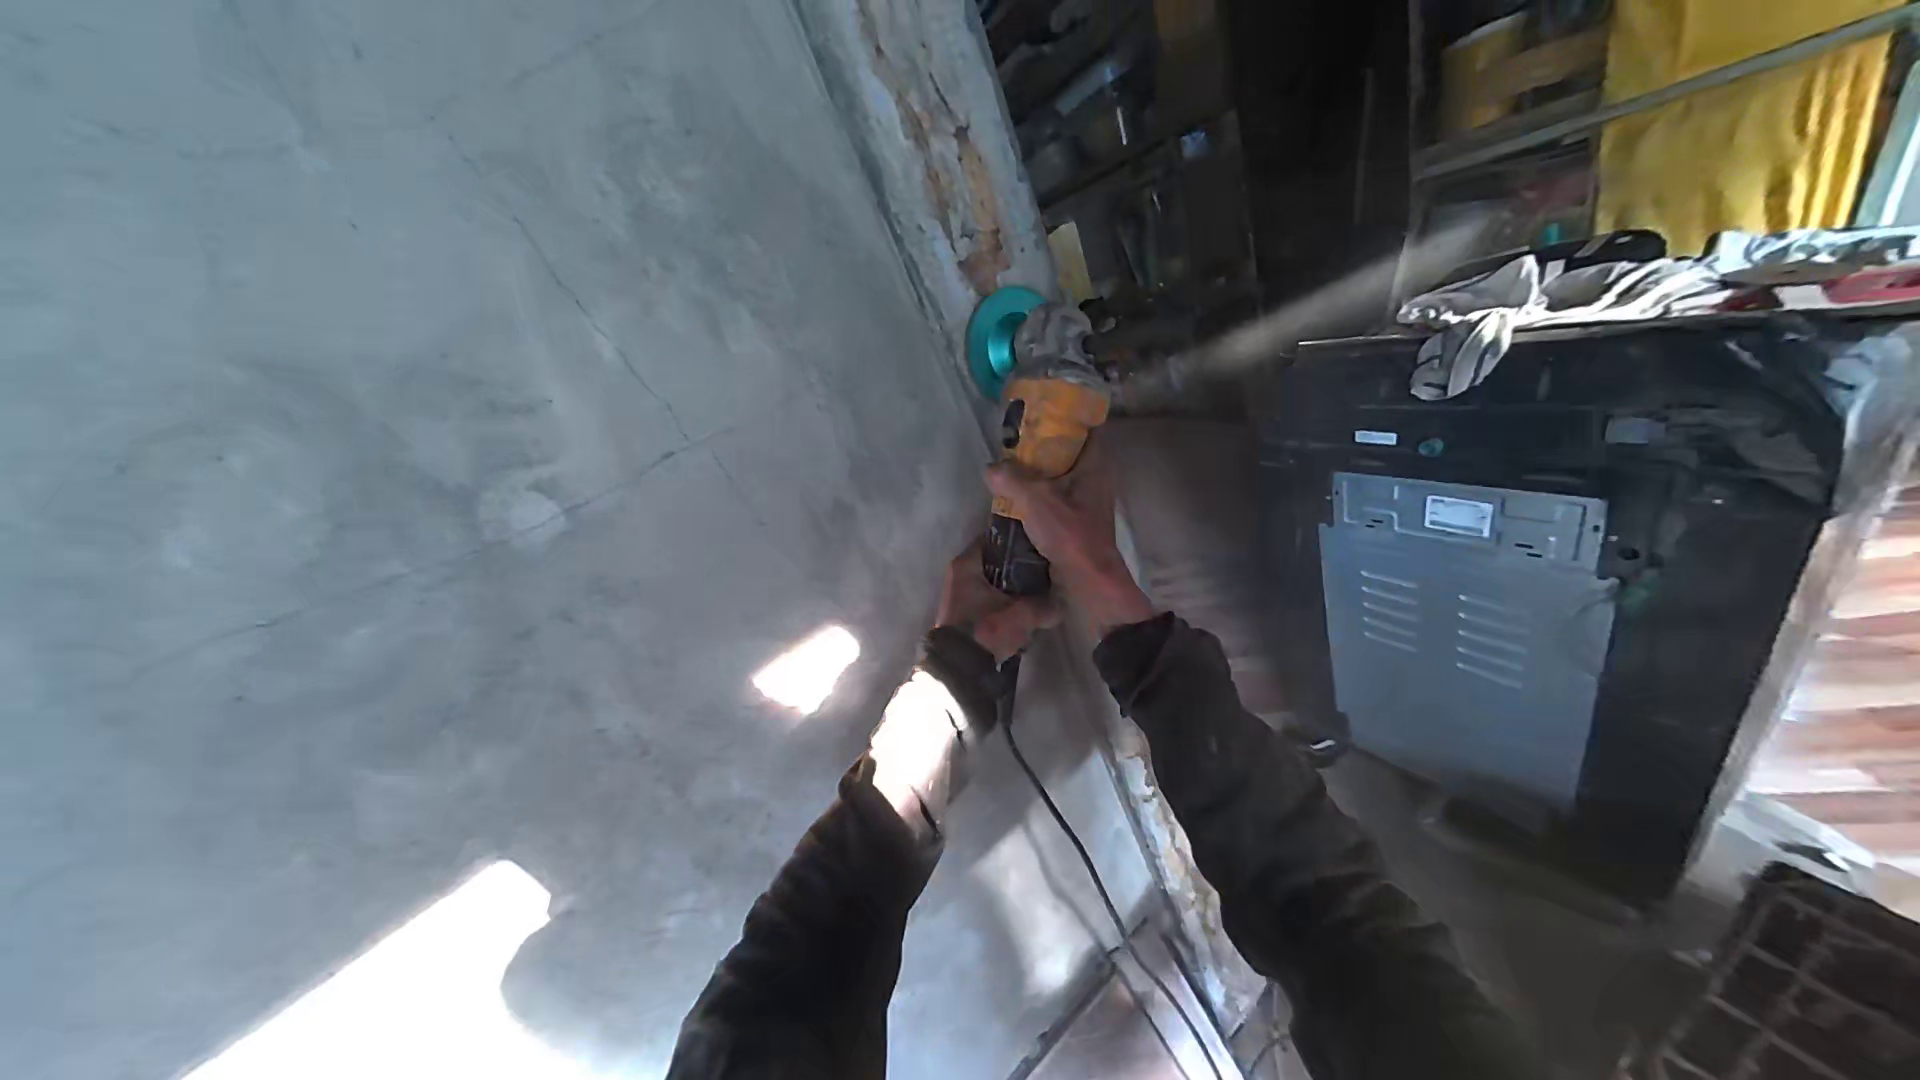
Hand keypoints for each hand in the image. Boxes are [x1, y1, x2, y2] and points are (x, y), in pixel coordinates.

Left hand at [936, 535, 1060, 660]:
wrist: (959, 667)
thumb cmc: (986, 629)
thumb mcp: (1021, 615)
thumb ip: (1045, 606)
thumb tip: (1062, 603)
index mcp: (967, 563)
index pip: (996, 538)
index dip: (1018, 541)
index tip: (1039, 547)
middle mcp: (959, 573)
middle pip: (996, 561)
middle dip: (1019, 569)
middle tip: (1042, 574)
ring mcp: (959, 593)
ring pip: (993, 582)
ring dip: (1012, 590)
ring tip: (1036, 596)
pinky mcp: (963, 612)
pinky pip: (988, 599)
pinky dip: (1003, 603)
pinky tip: (1021, 613)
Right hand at [984, 435, 1153, 640]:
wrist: (1089, 578)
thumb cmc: (1070, 533)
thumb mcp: (1035, 501)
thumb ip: (1011, 479)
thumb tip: (991, 468)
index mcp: (1096, 465)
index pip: (1088, 428)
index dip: (1067, 417)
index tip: (1040, 413)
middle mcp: (1097, 478)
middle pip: (1072, 451)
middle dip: (1046, 445)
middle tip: (1017, 441)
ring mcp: (1089, 500)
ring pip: (1064, 476)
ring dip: (1041, 472)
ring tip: (1012, 466)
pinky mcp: (1080, 520)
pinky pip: (1059, 497)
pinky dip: (1042, 494)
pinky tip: (1019, 496)